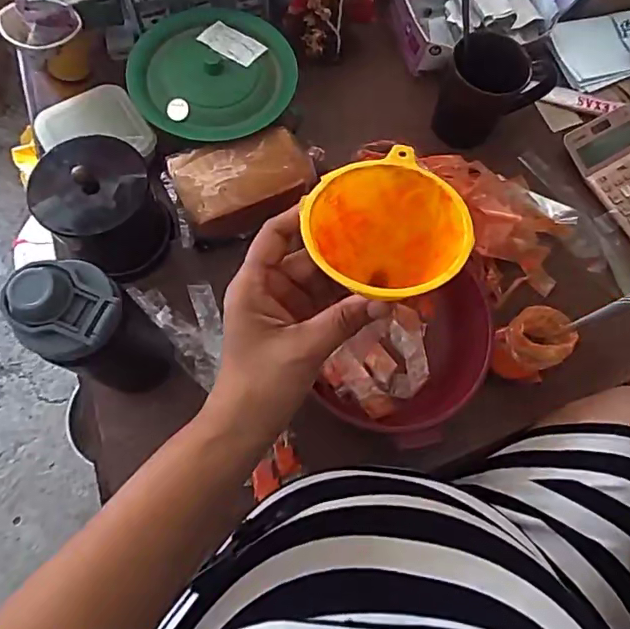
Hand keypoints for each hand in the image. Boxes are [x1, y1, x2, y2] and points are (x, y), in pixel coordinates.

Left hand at [208, 206, 388, 436]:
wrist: (243, 427)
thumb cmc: (260, 383)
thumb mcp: (302, 349)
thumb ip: (343, 321)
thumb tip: (386, 301)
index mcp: (254, 283)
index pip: (273, 235)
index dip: (298, 215)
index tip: (332, 201)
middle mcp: (268, 288)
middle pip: (304, 256)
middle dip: (337, 248)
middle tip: (375, 232)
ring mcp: (284, 308)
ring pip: (319, 281)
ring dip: (347, 275)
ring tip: (385, 259)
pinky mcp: (298, 327)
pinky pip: (325, 304)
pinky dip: (347, 300)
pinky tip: (376, 293)